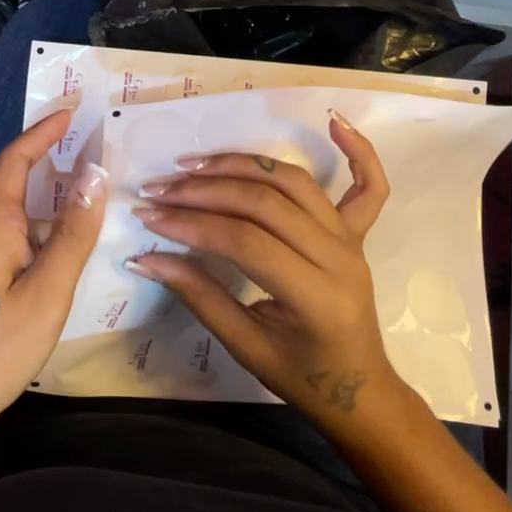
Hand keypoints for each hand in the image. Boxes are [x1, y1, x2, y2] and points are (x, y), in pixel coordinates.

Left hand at [0, 109, 107, 434]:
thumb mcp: (49, 290)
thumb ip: (73, 233)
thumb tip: (94, 173)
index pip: (16, 159)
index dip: (43, 131)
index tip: (72, 109)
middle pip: (16, 181)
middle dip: (52, 159)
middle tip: (95, 148)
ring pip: (19, 214)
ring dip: (52, 201)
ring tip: (96, 198)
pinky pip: (16, 238)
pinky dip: (45, 231)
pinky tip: (71, 249)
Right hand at [126, 112, 406, 427]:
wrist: (359, 390)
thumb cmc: (301, 375)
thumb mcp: (245, 346)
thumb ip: (198, 296)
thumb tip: (144, 256)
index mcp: (316, 296)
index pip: (245, 242)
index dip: (192, 225)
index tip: (149, 217)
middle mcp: (340, 258)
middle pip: (265, 203)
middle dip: (203, 191)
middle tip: (157, 190)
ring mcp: (352, 240)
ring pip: (292, 182)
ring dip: (240, 165)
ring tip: (193, 164)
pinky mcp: (357, 232)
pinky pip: (367, 187)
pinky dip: (359, 152)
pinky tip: (333, 121)